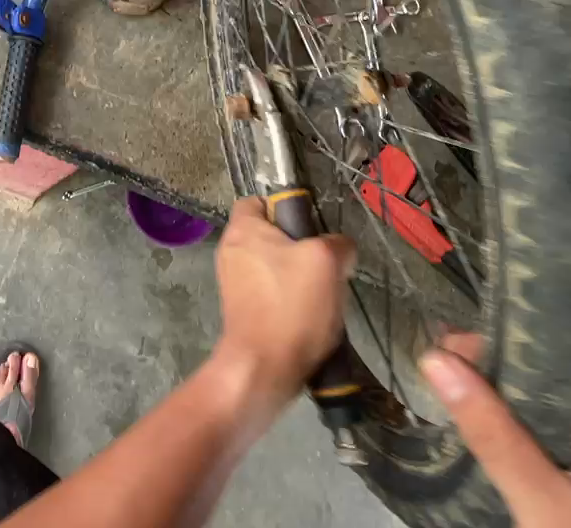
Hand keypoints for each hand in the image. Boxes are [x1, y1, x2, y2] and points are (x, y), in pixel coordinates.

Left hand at [212, 197, 355, 394]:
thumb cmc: (290, 306)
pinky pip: (272, 294)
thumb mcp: (326, 261)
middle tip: (326, 264)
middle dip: (301, 248)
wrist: (263, 370)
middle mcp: (231, 252)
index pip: (259, 200)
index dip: (287, 208)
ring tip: (324, 295)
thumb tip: (339, 248)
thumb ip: (337, 243)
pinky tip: (312, 319)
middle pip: (271, 236)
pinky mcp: (242, 311)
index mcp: (242, 230)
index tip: (313, 227)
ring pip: (275, 267)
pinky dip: (291, 302)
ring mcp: (234, 284)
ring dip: (301, 278)